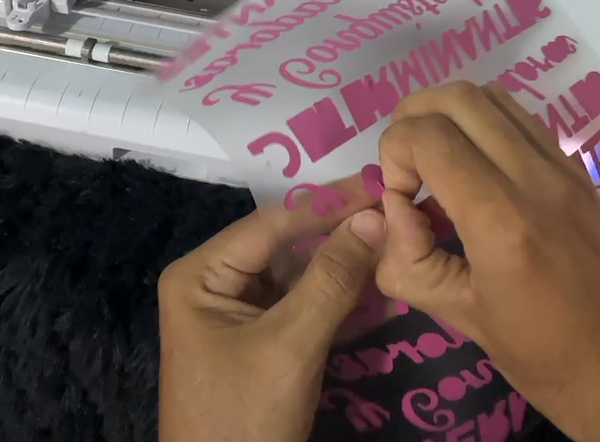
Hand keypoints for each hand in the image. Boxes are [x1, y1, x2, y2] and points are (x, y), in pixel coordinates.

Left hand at [158, 188, 386, 441]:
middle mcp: (216, 282)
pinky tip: (382, 291)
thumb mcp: (290, 346)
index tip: (380, 182)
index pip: (275, 222)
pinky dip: (341, 303)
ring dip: (348, 268)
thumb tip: (376, 217)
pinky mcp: (262, 343)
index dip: (330, 202)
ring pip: (302, 276)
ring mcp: (240, 314)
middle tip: (397, 212)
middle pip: (289, 246)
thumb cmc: (244, 419)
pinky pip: (305, 308)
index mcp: (202, 273)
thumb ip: (332, 278)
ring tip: (398, 244)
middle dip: (343, 235)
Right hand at [375, 82, 599, 441]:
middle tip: (406, 166)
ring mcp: (563, 166)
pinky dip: (483, 122)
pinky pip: (519, 117)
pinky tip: (475, 168)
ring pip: (491, 94)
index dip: (393, 155)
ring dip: (449, 113)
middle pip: (458, 97)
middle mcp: (535, 177)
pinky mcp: (577, 168)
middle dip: (413, 118)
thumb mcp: (463, 318)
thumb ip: (409, 261)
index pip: (429, 138)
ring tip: (436, 160)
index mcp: (503, 221)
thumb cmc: (547, 358)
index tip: (398, 200)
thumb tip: (378, 214)